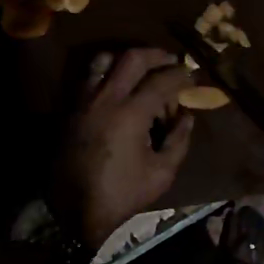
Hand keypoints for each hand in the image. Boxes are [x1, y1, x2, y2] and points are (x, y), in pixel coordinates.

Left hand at [54, 48, 193, 248]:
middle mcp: (106, 97)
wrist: (73, 208)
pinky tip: (119, 86)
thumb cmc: (121, 193)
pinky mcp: (72, 106)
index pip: (162, 80)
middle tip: (171, 61)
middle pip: (133, 58)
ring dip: (128, 59)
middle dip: (157, 55)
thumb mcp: (161, 173)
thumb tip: (186, 116)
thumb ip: (179, 140)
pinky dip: (108, 71)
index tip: (192, 77)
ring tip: (142, 69)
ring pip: (105, 59)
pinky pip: (90, 75)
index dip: (181, 76)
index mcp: (131, 113)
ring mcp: (85, 99)